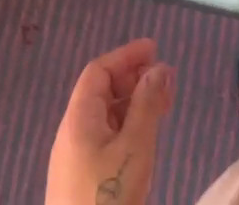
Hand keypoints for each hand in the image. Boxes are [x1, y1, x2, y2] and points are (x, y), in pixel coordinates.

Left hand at [45, 38, 174, 204]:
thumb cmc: (109, 194)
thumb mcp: (135, 145)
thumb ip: (147, 103)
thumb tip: (157, 67)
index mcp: (78, 120)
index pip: (98, 72)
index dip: (126, 56)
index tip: (155, 48)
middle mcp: (71, 133)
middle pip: (99, 92)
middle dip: (133, 77)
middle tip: (166, 78)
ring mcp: (74, 157)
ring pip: (104, 115)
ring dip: (133, 101)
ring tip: (163, 103)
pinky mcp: (81, 177)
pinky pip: (104, 135)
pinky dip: (127, 123)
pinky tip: (146, 133)